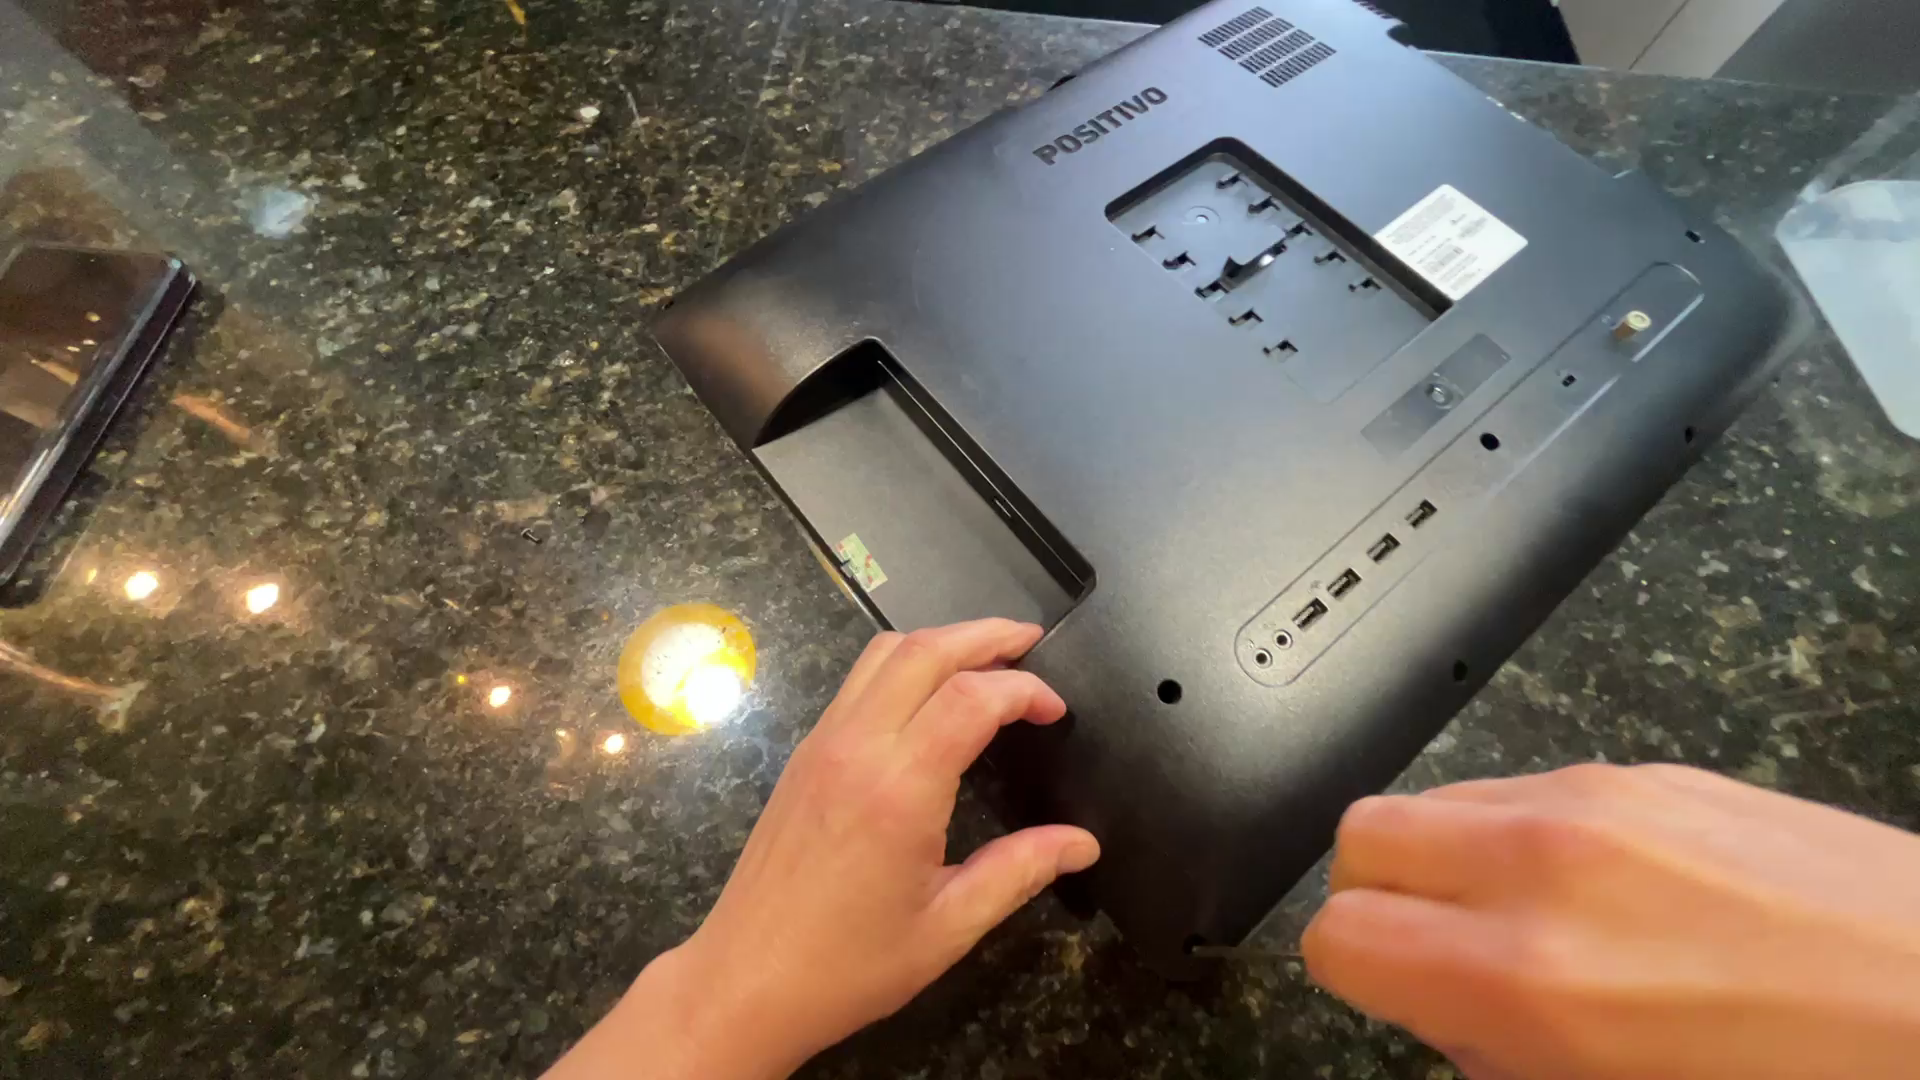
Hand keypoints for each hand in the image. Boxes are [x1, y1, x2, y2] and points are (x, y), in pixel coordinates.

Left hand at [545, 619, 1098, 1079]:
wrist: (744, 979)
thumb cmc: (850, 963)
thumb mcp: (949, 926)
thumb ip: (1020, 871)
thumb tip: (1084, 844)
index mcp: (900, 788)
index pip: (971, 698)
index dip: (1024, 689)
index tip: (1055, 710)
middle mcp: (859, 745)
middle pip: (926, 650)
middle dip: (986, 634)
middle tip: (1031, 639)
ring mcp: (826, 739)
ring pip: (887, 652)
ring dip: (943, 639)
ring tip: (987, 653)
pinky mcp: (808, 747)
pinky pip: (861, 677)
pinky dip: (907, 660)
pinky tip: (931, 688)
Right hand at [1303, 763, 1919, 1079]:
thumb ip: (1500, 1063)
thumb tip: (1449, 1014)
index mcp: (1537, 979)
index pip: (1339, 935)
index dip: (1350, 972)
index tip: (1394, 993)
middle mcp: (1543, 863)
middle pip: (1358, 835)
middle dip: (1371, 893)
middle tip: (1432, 946)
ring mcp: (1595, 798)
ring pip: (1428, 801)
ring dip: (1442, 860)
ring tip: (1527, 919)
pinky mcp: (1645, 769)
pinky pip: (1514, 789)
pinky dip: (1511, 837)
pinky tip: (1603, 891)